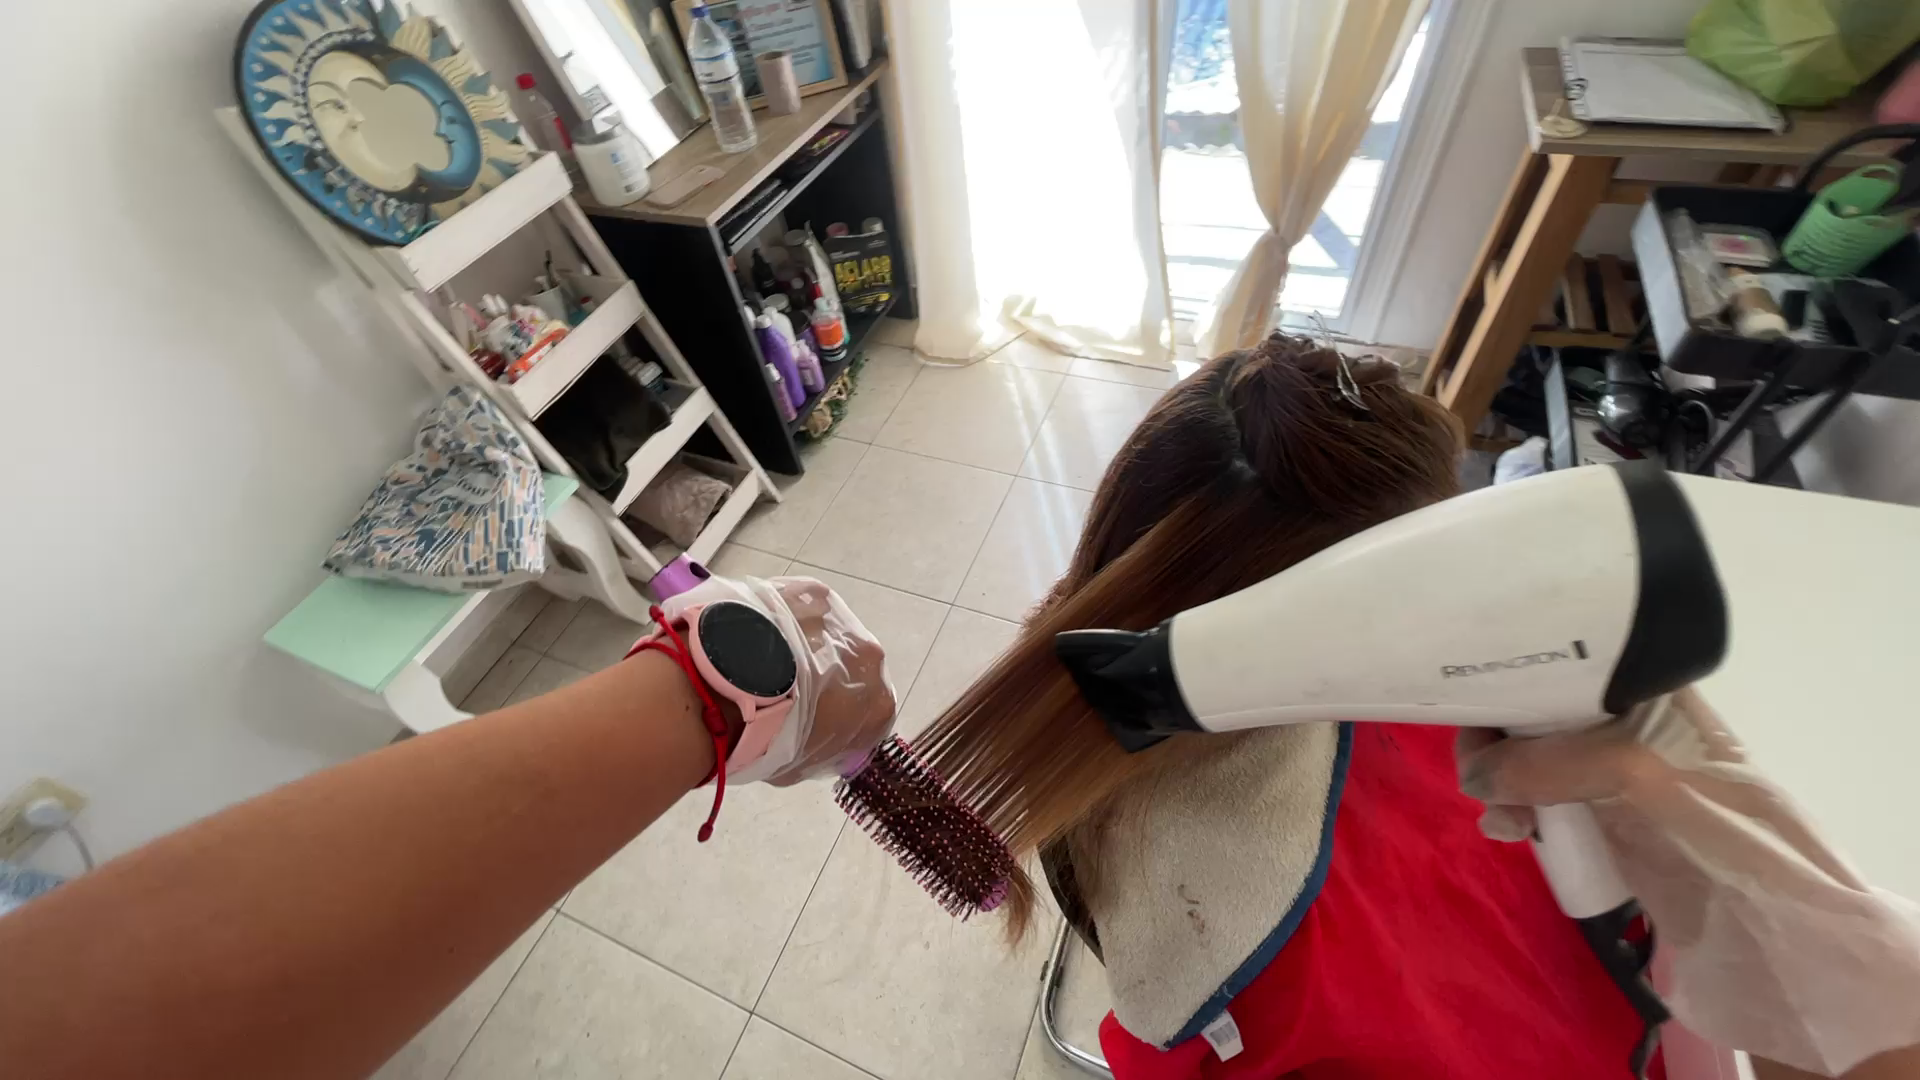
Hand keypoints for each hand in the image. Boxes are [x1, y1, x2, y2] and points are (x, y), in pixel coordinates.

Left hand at [658, 573, 895, 786]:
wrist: (729, 681)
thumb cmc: (767, 734)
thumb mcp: (794, 767)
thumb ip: (816, 755)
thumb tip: (813, 746)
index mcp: (877, 704)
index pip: (872, 720)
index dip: (844, 725)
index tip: (818, 729)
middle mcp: (871, 657)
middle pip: (855, 670)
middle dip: (829, 680)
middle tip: (791, 693)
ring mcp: (841, 619)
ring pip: (828, 636)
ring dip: (808, 647)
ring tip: (768, 661)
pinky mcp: (808, 590)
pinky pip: (801, 608)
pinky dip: (785, 620)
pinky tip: (758, 633)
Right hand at [1455, 688, 1919, 1074]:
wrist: (1773, 927)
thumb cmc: (1715, 826)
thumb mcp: (1630, 774)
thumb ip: (1540, 763)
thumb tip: (1469, 776)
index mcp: (1643, 694)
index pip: (1552, 669)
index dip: (1508, 685)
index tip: (1475, 712)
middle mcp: (1621, 724)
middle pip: (1529, 715)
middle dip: (1496, 745)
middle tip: (1479, 775)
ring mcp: (1608, 774)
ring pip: (1522, 759)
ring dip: (1498, 785)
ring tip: (1506, 822)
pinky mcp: (1596, 817)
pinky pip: (1533, 799)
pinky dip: (1512, 811)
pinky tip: (1510, 832)